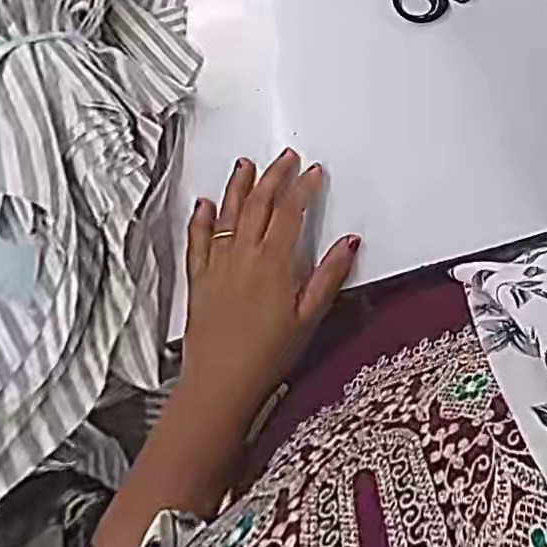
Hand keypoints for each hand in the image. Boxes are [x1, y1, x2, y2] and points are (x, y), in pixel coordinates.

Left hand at [180, 149, 359, 413]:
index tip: (313, 172)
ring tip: (245, 165)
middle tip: (285, 158)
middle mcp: (243, 258)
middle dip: (274, 176)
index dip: (303, 187)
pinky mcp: (199, 281)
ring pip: (228, 215)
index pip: (290, 212)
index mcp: (273, 263)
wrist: (219, 388)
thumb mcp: (311, 316)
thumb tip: (349, 243)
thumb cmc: (266, 356)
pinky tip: (204, 204)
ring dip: (238, 187)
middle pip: (259, 204)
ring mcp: (218, 267)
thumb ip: (330, 275)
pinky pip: (198, 242)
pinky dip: (200, 220)